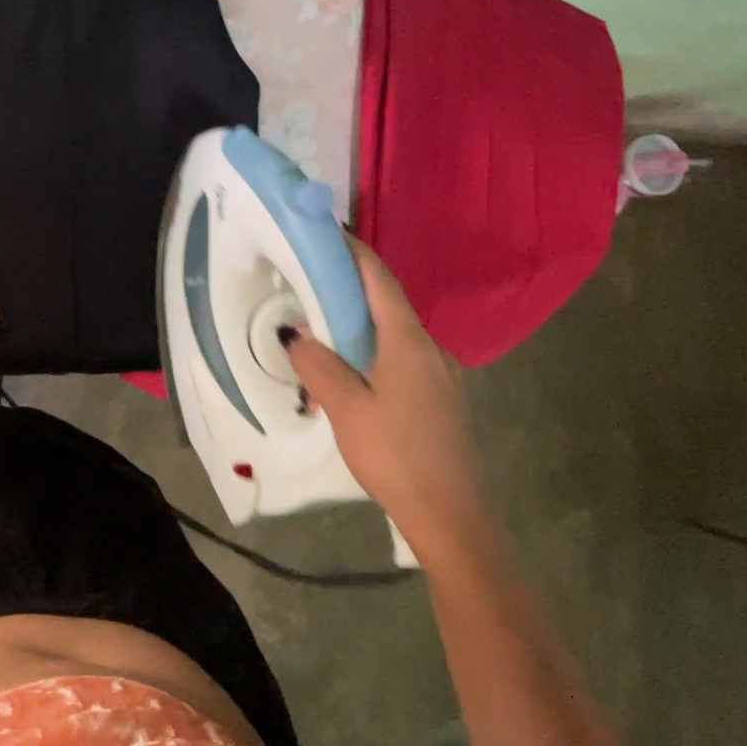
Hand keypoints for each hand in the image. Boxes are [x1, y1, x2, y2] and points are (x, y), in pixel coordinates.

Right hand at [283, 236, 492, 566]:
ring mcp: (441, 375)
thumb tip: (294, 331)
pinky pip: (401, 357)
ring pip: (394, 333)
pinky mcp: (440, 399)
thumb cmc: (395, 453)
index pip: (378, 280)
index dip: (352, 251)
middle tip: (308, 276)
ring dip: (359, 321)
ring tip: (320, 322)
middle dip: (348, 286)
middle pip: (387, 303)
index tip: (325, 230)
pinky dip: (372, 348)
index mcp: (408, 341)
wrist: (452, 516)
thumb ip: (317, 363)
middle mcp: (430, 348)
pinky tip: (350, 367)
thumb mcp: (344, 406)